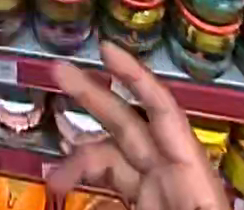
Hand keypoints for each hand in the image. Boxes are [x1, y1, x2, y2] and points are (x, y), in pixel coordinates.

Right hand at [48, 43, 232, 209]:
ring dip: (82, 161)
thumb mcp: (187, 207)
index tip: (104, 49)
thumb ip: (119, 197)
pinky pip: (118, 193)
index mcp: (191, 184)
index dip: (134, 77)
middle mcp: (175, 185)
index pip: (162, 115)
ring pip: (116, 162)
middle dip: (92, 97)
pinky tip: (72, 201)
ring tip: (52, 183)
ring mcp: (163, 201)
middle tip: (54, 69)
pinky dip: (94, 190)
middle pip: (129, 127)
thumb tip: (69, 196)